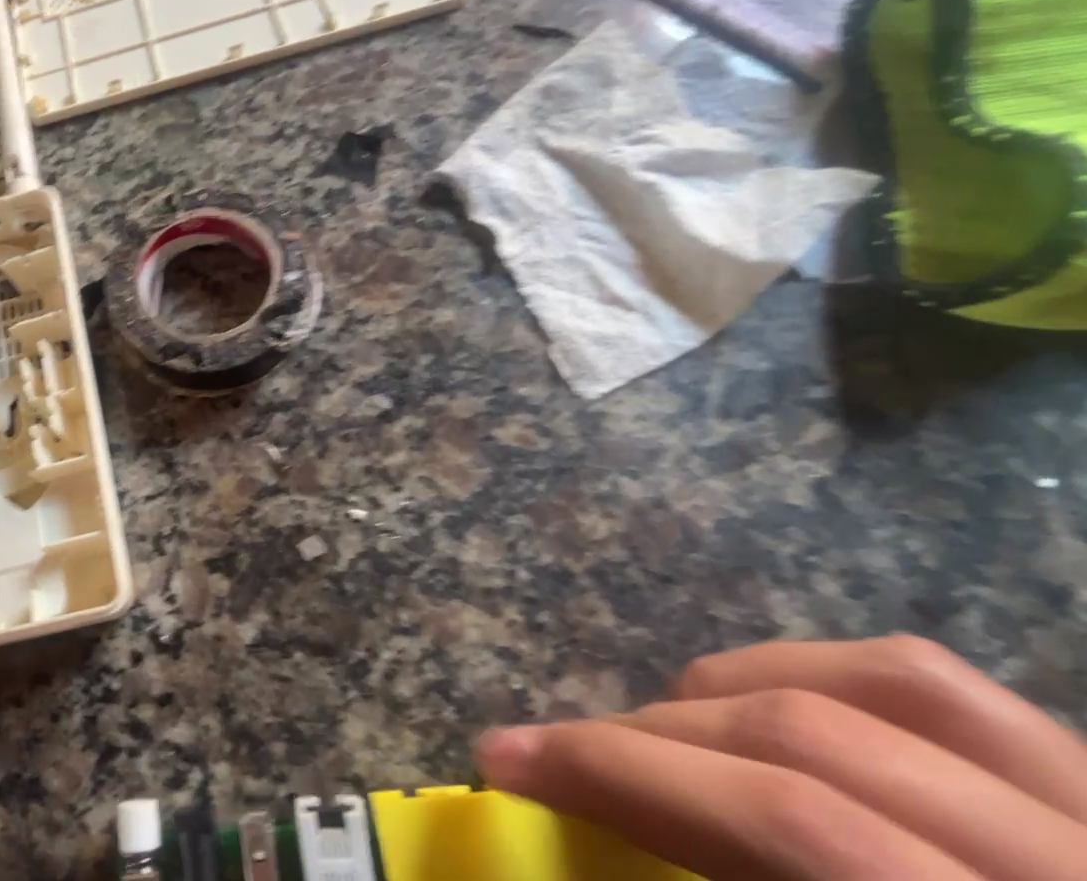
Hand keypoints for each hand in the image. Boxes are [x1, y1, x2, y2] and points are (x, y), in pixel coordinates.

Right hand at [476, 635, 1086, 880]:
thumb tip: (595, 860)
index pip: (787, 825)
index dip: (618, 774)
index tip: (503, 760)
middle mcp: (1063, 870)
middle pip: (809, 741)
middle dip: (646, 736)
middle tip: (558, 757)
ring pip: (882, 681)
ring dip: (728, 691)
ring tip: (659, 727)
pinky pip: (948, 687)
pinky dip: (825, 672)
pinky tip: (773, 708)